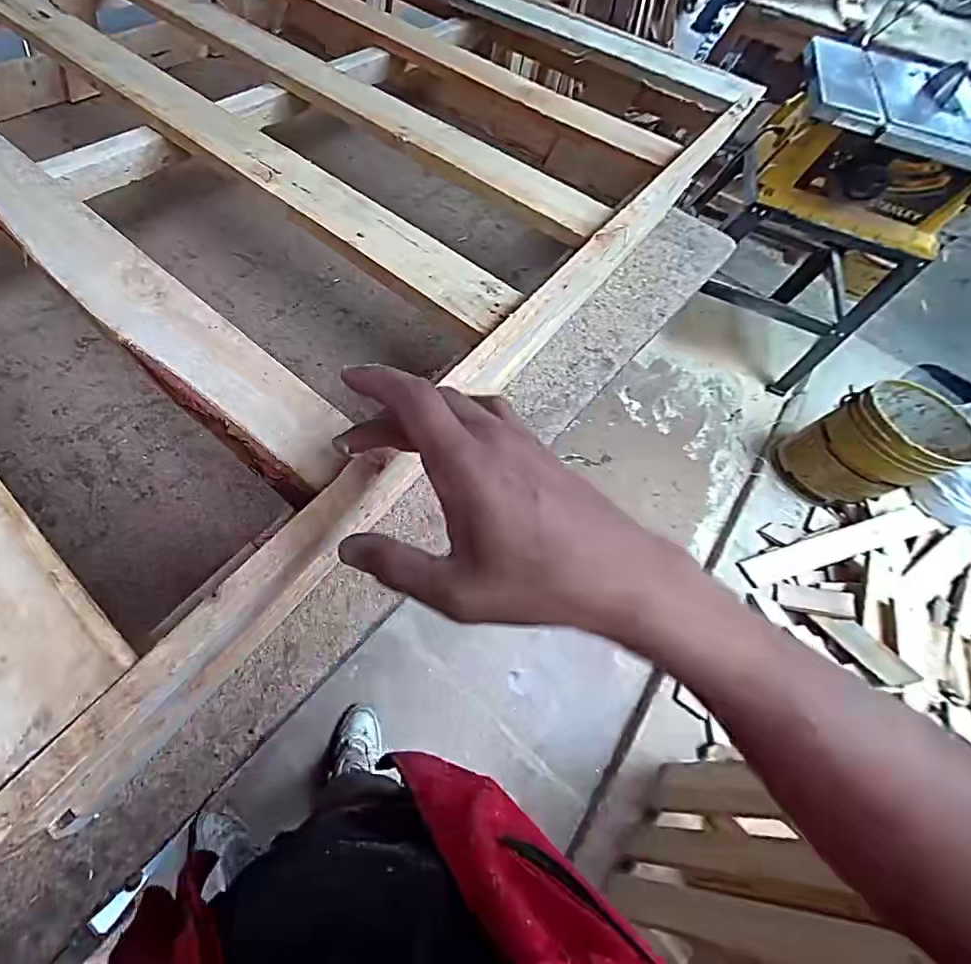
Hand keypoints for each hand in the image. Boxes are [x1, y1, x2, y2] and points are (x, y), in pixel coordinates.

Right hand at [333, 365, 720, 646]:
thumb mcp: (456, 591)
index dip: (377, 383)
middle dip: (387, 409)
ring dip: (422, 412)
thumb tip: (349, 548)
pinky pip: (485, 414)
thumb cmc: (538, 584)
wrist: (621, 576)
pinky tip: (454, 447)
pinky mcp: (538, 450)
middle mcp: (492, 439)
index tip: (350, 379)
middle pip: (432, 399)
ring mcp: (520, 440)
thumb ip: (396, 567)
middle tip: (357, 440)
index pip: (414, 400)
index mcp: (466, 464)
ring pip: (460, 403)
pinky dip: (454, 417)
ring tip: (398, 440)